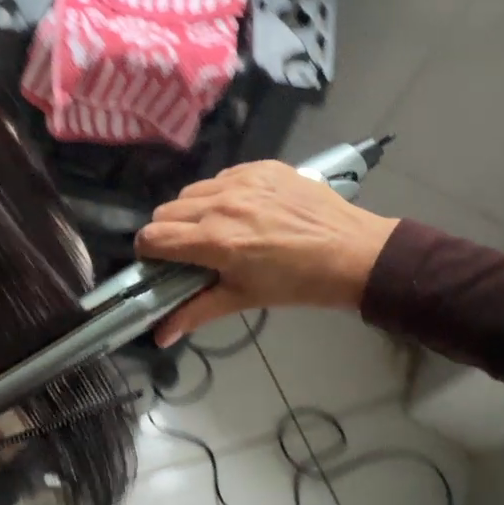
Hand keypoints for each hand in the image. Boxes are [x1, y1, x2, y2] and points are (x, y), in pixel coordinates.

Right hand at [136, 161, 399, 346]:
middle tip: (190, 249)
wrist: (355, 253)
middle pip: (165, 211)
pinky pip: (221, 176)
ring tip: (217, 227)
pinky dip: (222, 192)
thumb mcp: (244, 299)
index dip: (148, 251)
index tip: (159, 261)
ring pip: (191, 191)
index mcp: (214, 241)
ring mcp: (242, 182)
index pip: (153, 236)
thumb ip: (196, 312)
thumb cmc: (298, 283)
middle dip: (168, 231)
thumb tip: (160, 336)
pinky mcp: (261, 167)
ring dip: (193, 210)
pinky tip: (243, 210)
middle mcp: (221, 205)